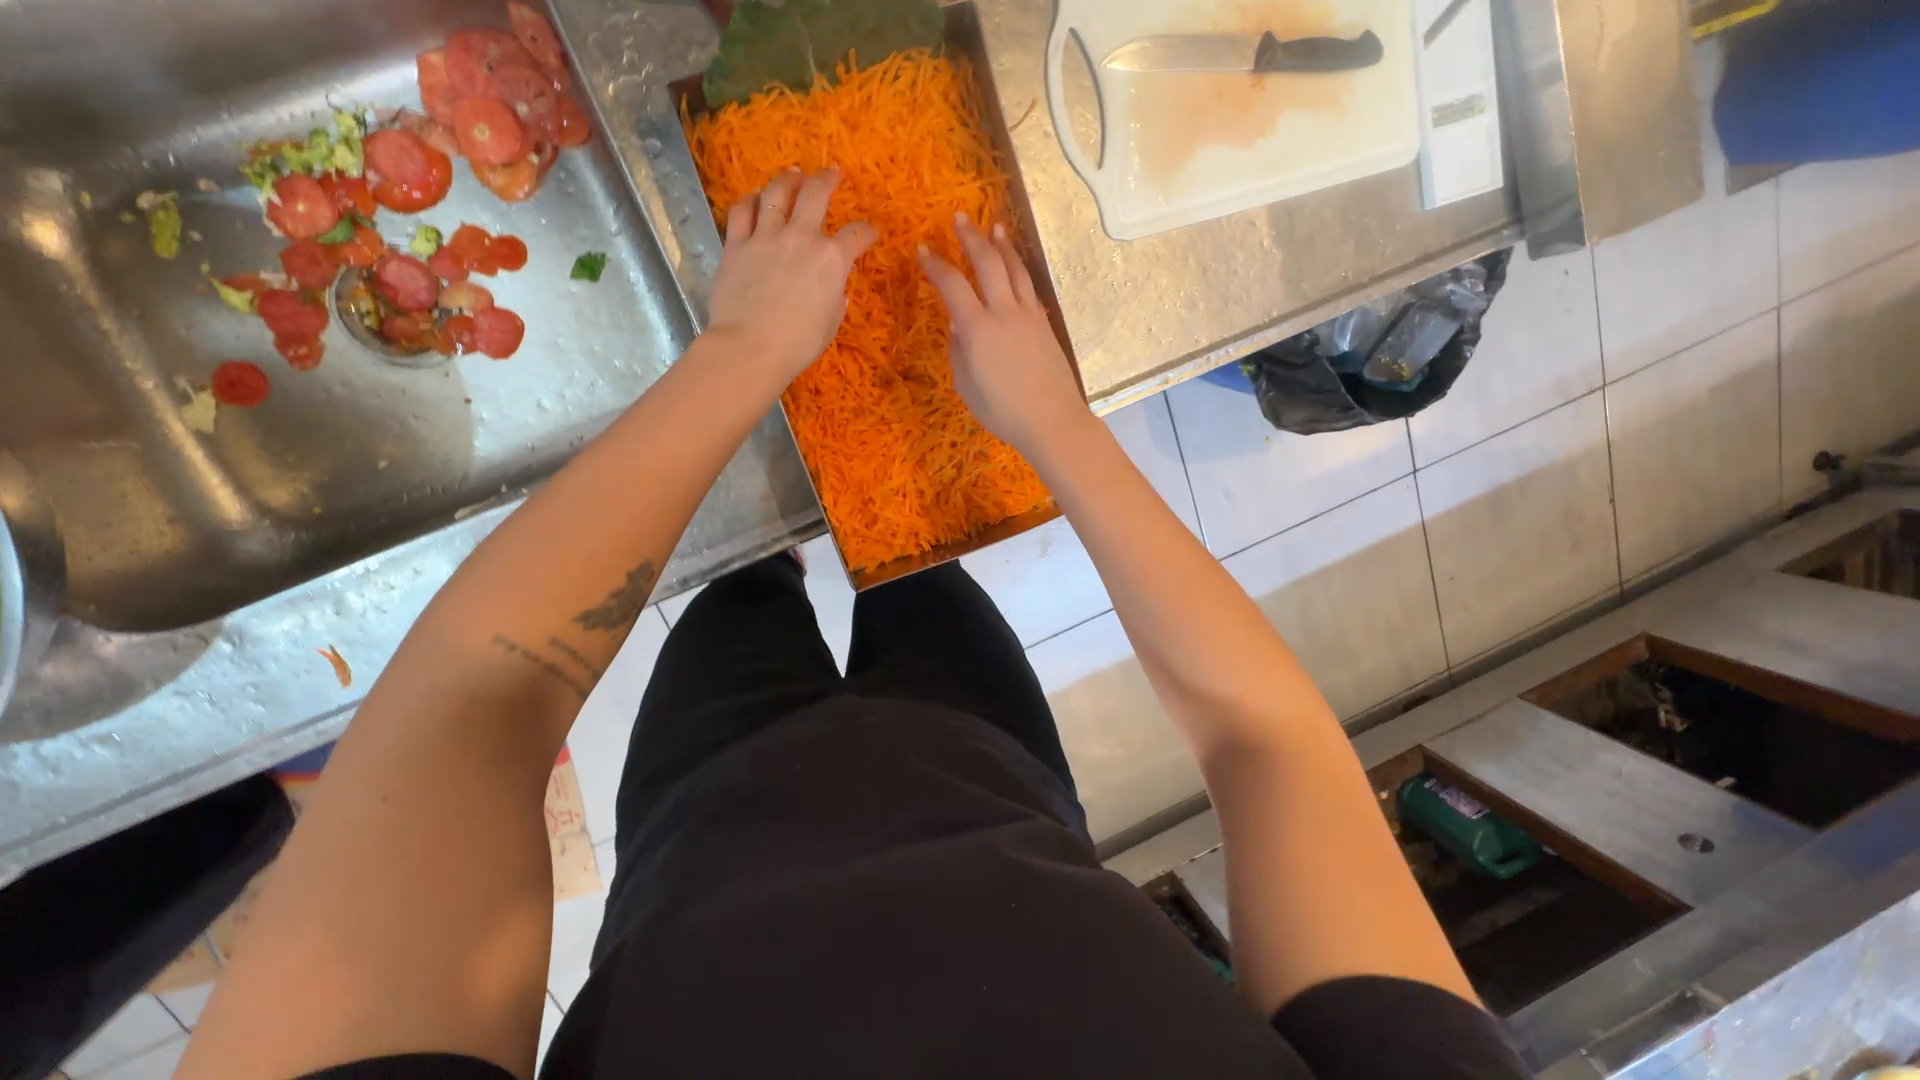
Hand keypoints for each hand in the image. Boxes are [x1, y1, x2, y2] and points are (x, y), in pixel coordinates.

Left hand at [706, 168, 877, 380]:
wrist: (749, 348)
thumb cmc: (797, 344)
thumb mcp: (830, 323)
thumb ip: (835, 299)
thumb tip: (835, 289)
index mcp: (832, 259)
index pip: (857, 235)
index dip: (867, 232)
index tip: (869, 234)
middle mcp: (801, 237)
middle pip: (816, 193)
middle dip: (827, 179)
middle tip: (831, 174)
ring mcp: (766, 237)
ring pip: (777, 192)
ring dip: (788, 179)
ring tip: (793, 175)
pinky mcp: (736, 245)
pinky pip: (742, 211)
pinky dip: (751, 201)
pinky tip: (755, 199)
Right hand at [918, 215, 1090, 458]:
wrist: (1052, 420)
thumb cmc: (1002, 411)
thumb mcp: (966, 386)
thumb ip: (959, 351)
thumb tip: (958, 324)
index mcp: (978, 329)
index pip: (952, 285)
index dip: (935, 265)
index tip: (923, 250)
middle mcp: (1004, 312)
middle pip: (987, 263)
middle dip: (971, 238)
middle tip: (959, 219)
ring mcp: (1028, 315)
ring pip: (1015, 269)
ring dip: (1002, 246)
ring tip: (994, 228)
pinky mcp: (1044, 324)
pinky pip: (1029, 288)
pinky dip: (1019, 271)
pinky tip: (1015, 268)